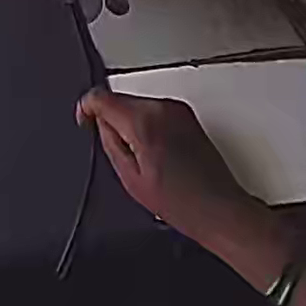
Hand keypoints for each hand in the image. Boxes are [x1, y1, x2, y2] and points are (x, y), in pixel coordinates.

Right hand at [77, 90, 305, 305]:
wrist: (221, 210)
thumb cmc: (183, 203)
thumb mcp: (130, 179)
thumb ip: (109, 142)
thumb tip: (97, 121)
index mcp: (143, 122)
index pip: (101, 96)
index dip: (87, 106)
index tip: (84, 118)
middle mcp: (161, 106)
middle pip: (120, 98)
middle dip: (112, 117)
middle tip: (117, 149)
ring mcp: (176, 107)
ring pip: (138, 103)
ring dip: (131, 120)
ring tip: (143, 156)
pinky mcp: (186, 112)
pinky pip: (155, 109)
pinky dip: (149, 123)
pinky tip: (158, 150)